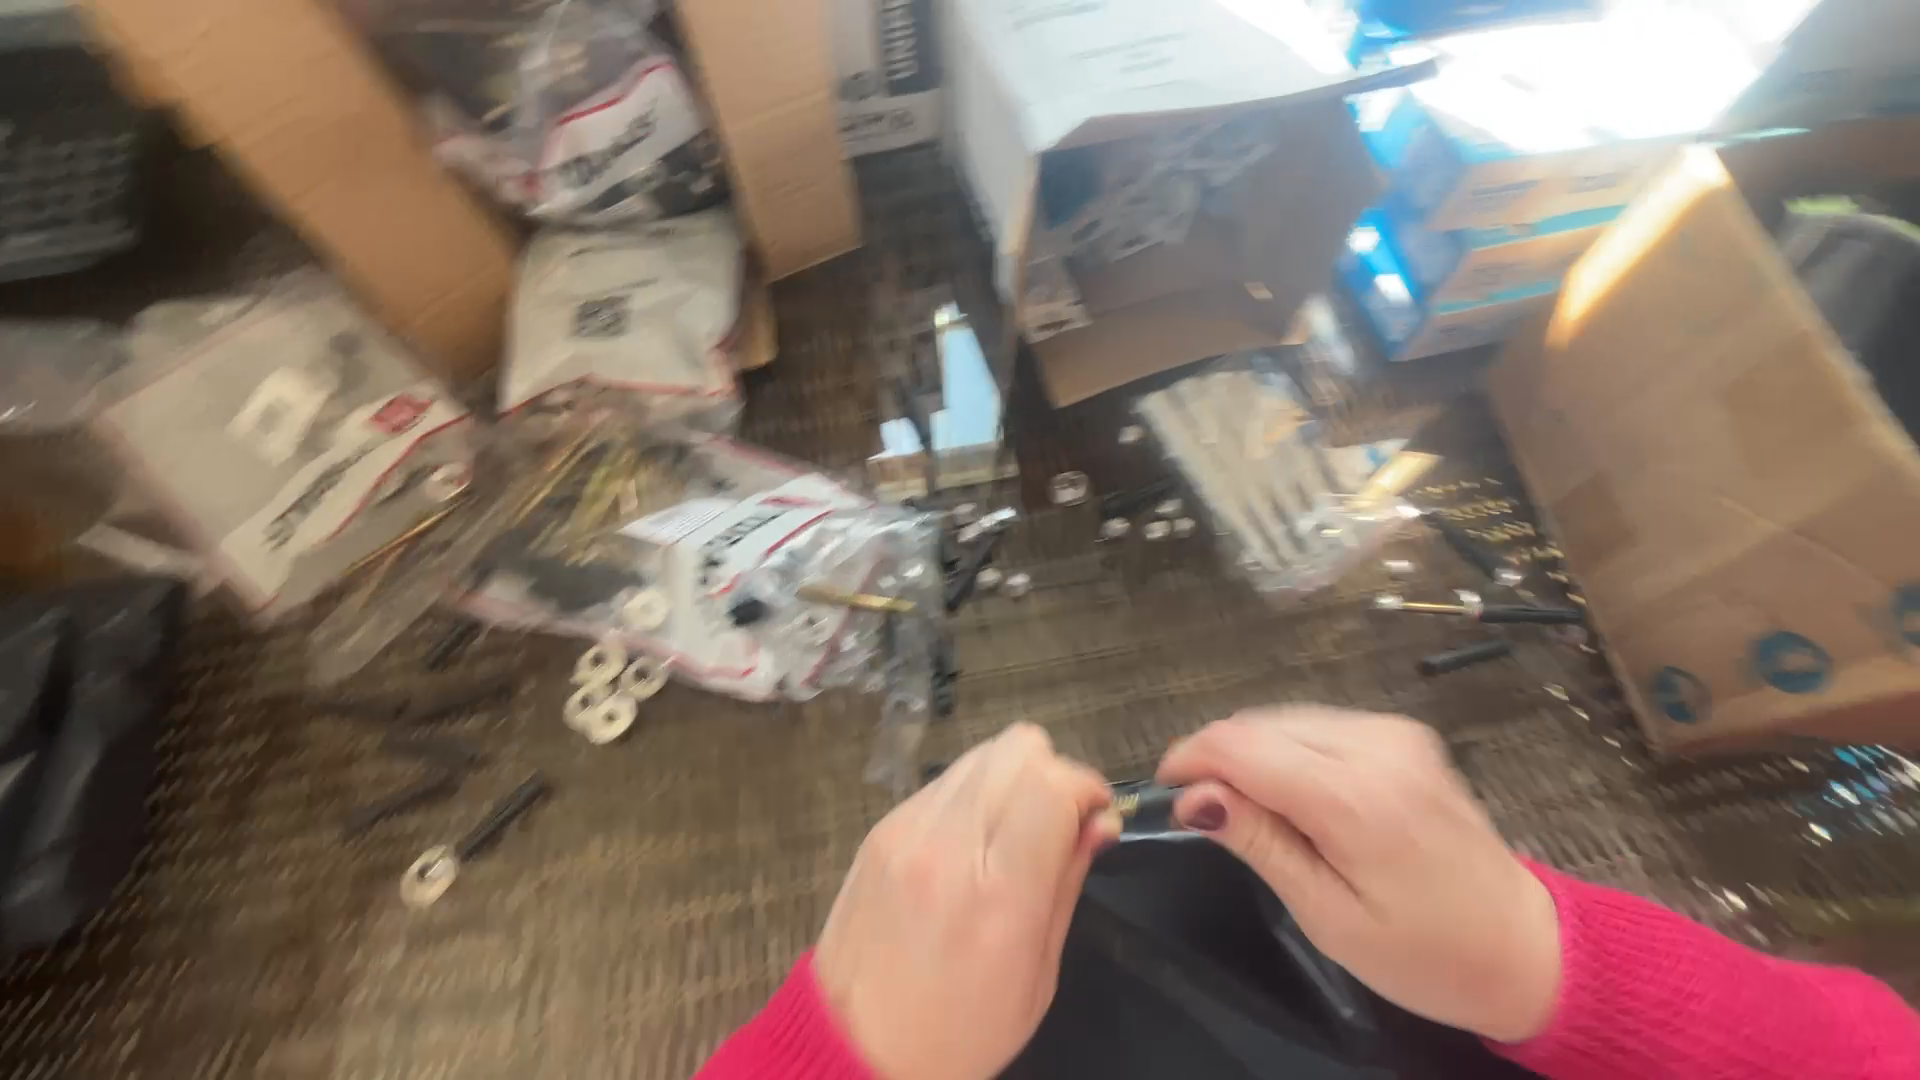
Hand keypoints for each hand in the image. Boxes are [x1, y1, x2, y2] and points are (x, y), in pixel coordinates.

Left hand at [815, 723, 1119, 1079]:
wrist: (850, 1043)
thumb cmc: (958, 1030)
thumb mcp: (1037, 975)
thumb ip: (1068, 881)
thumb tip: (1099, 820)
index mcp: (998, 893)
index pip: (1052, 782)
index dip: (1086, 786)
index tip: (1094, 814)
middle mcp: (949, 843)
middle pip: (1019, 747)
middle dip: (1052, 773)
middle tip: (1055, 821)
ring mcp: (908, 826)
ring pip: (982, 752)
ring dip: (1011, 778)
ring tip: (1010, 832)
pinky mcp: (883, 824)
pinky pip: (945, 779)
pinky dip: (973, 794)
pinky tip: (970, 841)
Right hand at [1157, 707, 1561, 1043]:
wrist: (1529, 948)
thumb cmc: (1425, 954)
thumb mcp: (1328, 916)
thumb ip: (1258, 842)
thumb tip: (1192, 797)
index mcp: (1355, 798)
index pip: (1240, 745)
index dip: (1189, 760)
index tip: (1166, 794)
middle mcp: (1374, 744)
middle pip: (1255, 724)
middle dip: (1216, 759)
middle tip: (1206, 813)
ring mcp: (1390, 730)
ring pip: (1280, 718)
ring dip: (1249, 753)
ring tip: (1250, 808)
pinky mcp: (1399, 731)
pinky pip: (1313, 724)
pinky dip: (1284, 749)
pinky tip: (1293, 792)